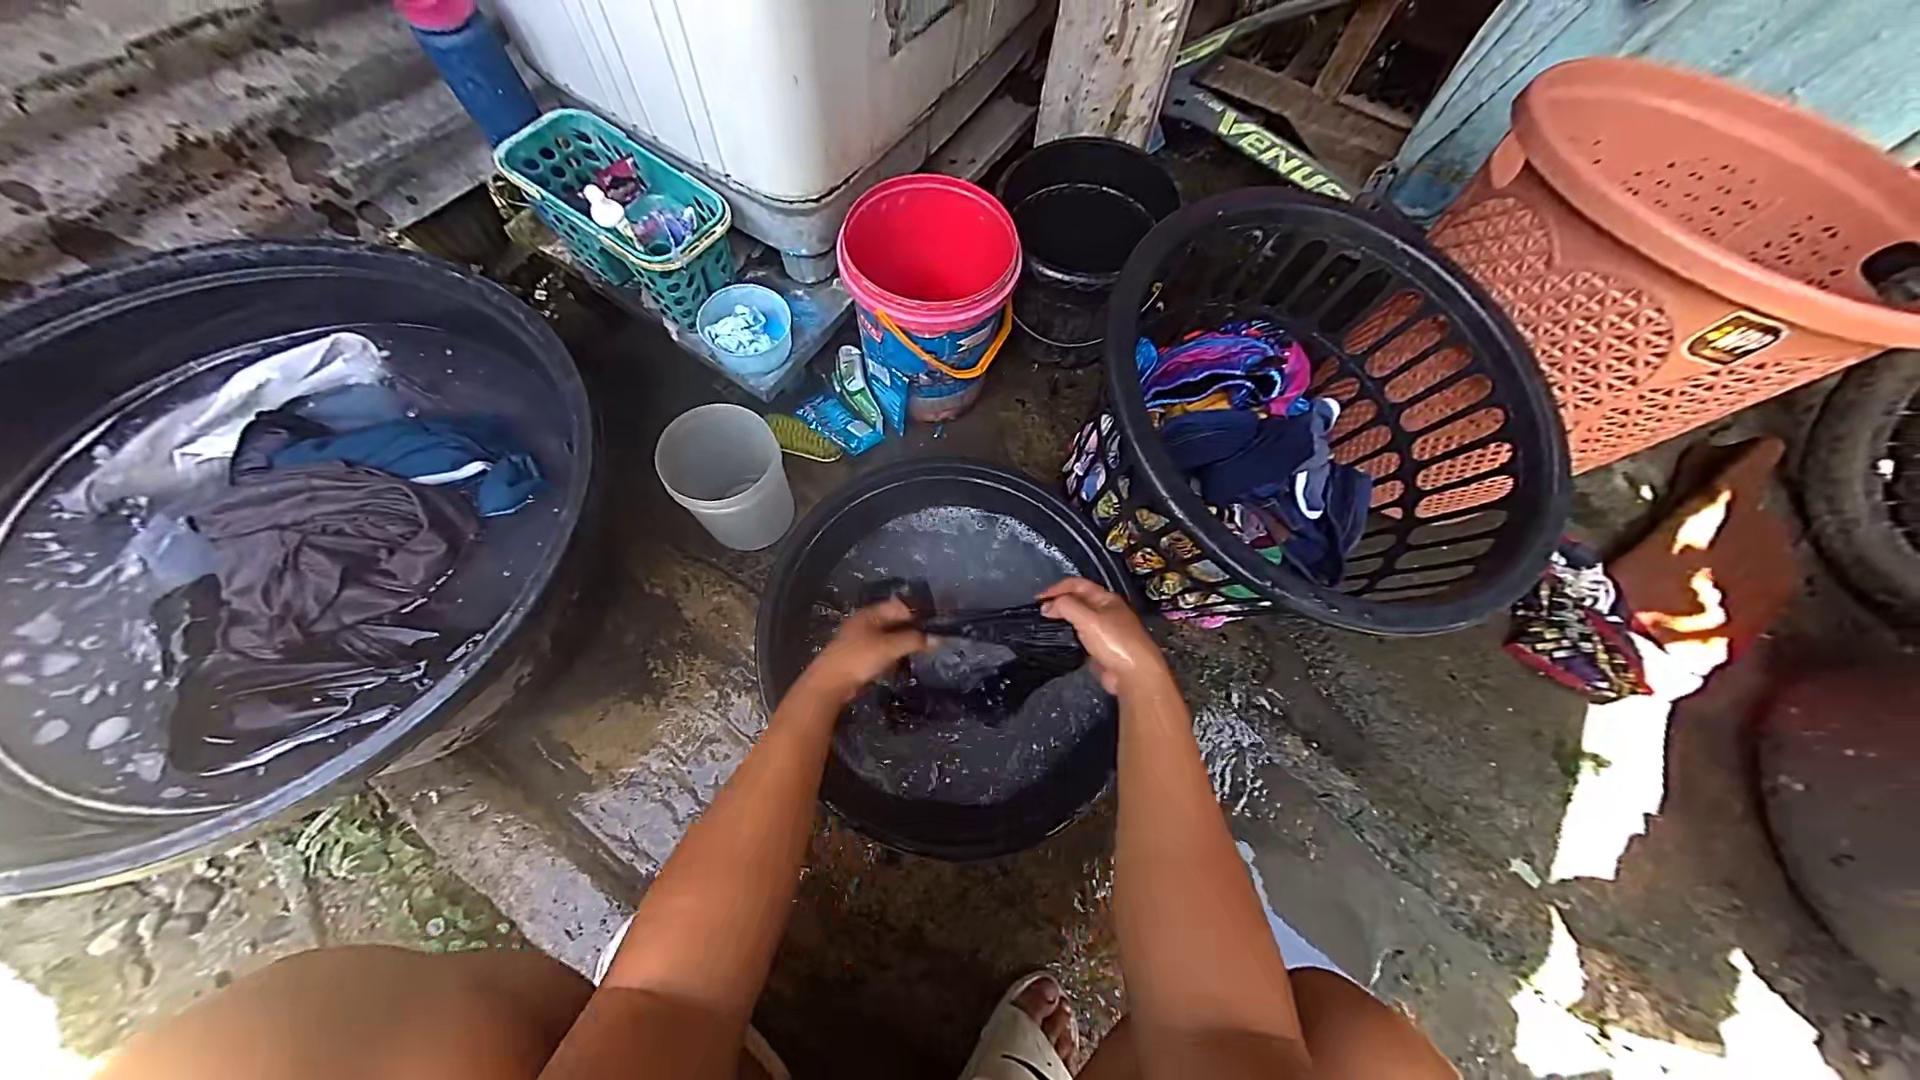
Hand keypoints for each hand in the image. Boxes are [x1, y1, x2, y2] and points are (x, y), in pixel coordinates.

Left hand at [795, 598, 927, 703]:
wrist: (829, 684)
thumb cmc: (859, 659)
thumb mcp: (890, 646)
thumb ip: (914, 640)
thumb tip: (937, 638)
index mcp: (870, 613)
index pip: (899, 605)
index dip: (916, 613)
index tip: (934, 624)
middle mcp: (864, 622)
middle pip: (893, 620)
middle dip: (911, 629)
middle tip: (931, 639)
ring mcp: (860, 639)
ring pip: (888, 636)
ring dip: (902, 643)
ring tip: (921, 651)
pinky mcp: (858, 656)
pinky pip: (881, 650)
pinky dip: (893, 654)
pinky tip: (901, 662)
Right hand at [1038, 577, 1172, 696]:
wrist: (1134, 675)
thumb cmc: (1116, 642)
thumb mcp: (1088, 618)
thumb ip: (1065, 606)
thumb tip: (1047, 607)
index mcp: (1106, 598)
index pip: (1076, 584)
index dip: (1056, 588)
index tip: (1038, 599)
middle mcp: (1106, 611)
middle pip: (1077, 600)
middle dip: (1058, 603)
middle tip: (1039, 613)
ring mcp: (1104, 631)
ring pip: (1077, 619)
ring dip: (1062, 620)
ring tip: (1044, 626)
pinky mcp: (1100, 649)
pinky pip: (1080, 637)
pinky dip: (1067, 636)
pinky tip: (1058, 641)